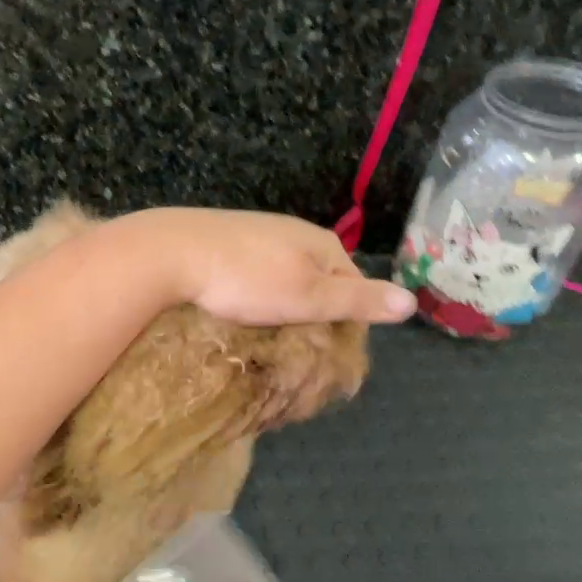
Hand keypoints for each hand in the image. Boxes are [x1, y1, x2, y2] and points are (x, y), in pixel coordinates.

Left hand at [118, 208, 416, 326]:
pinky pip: (248, 271)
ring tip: (262, 330)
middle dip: (310, 309)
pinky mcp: (221, 240)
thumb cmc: (245, 278)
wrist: (169, 253)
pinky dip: (247, 290)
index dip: (346, 318)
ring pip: (280, 274)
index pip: (353, 284)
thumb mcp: (309, 297)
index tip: (327, 350)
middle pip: (316, 277)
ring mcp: (253, 232)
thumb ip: (358, 300)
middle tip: (293, 344)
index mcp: (321, 242)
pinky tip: (232, 305)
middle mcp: (291, 231)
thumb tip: (411, 301)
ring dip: (277, 301)